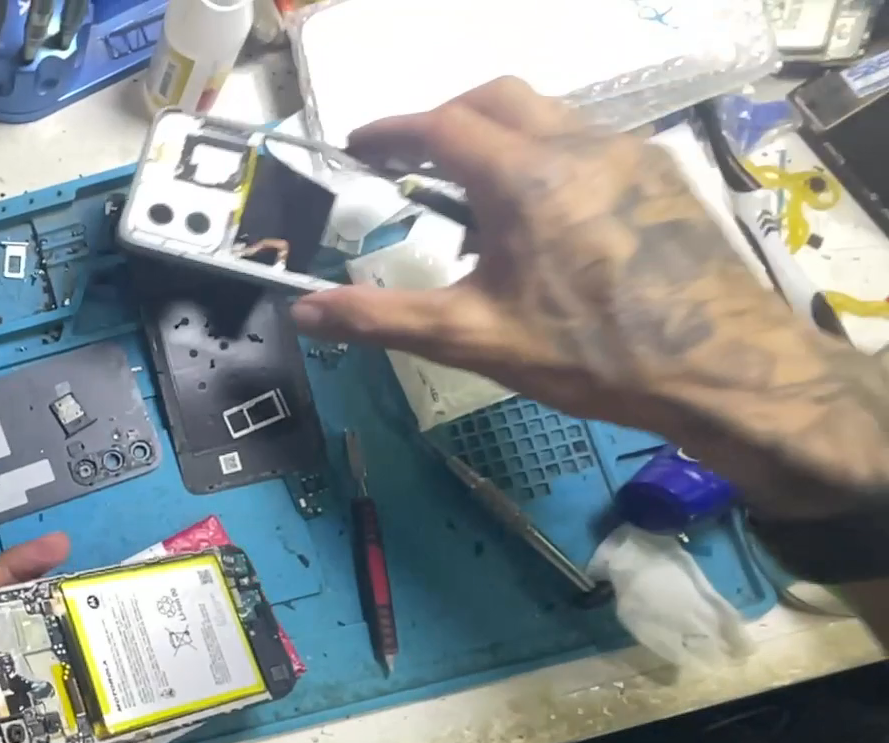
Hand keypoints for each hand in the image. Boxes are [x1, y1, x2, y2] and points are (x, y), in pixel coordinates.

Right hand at [290, 78, 888, 517]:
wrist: (716, 366)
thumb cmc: (581, 350)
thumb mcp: (464, 338)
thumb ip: (376, 318)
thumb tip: (302, 311)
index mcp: (526, 180)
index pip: (445, 127)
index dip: (392, 130)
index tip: (355, 145)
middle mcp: (580, 148)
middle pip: (498, 100)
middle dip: (439, 120)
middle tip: (400, 159)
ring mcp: (627, 157)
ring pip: (544, 117)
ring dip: (487, 139)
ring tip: (456, 197)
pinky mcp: (654, 177)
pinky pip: (579, 143)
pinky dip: (531, 158)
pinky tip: (520, 221)